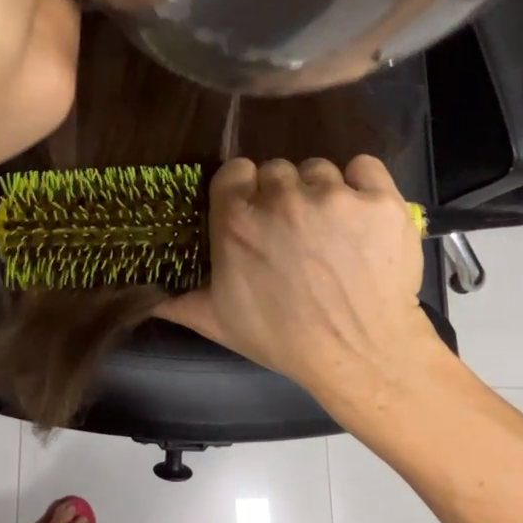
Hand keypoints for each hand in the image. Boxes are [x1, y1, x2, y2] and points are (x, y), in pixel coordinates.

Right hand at [158, 157, 454, 409]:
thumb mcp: (218, 322)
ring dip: (321, 191)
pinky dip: (363, 184)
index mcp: (237, 221)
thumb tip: (142, 296)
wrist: (362, 355)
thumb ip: (177, 301)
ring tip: (331, 228)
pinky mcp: (380, 200)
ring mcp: (334, 197)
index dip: (243, 189)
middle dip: (282, 195)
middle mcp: (282, 199)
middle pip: (277, 170)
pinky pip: (365, 167)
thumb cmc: (284, 339)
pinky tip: (361, 214)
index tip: (252, 211)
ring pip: (319, 169)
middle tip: (293, 230)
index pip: (234, 171)